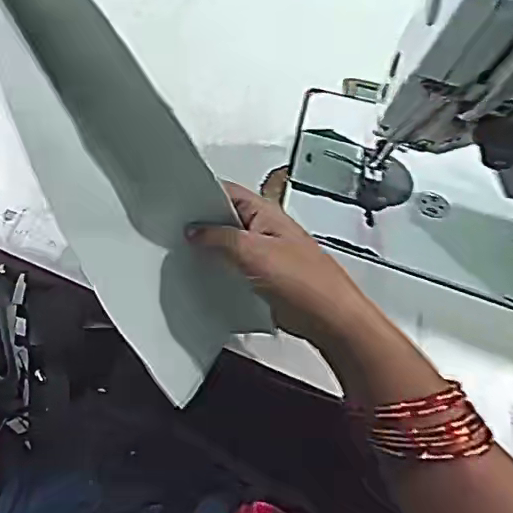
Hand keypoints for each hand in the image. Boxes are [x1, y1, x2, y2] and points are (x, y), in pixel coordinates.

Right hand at [187, 180, 391, 349]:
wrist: (332, 321)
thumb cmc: (310, 284)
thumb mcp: (252, 251)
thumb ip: (219, 237)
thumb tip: (196, 230)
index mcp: (266, 211)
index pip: (225, 191)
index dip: (200, 193)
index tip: (179, 203)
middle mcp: (265, 228)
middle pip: (224, 217)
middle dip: (202, 224)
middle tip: (183, 231)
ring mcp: (264, 252)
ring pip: (227, 243)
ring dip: (212, 249)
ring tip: (194, 254)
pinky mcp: (263, 275)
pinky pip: (234, 265)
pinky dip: (221, 269)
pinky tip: (211, 275)